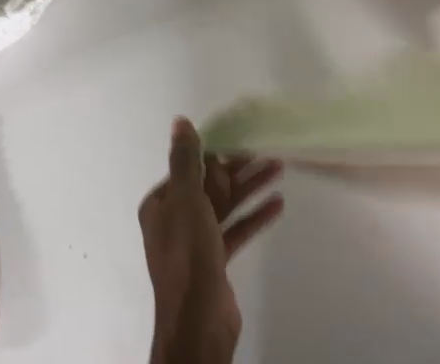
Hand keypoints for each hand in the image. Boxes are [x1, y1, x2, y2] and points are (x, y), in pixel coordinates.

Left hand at [138, 117, 283, 363]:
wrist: (197, 318)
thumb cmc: (187, 253)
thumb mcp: (186, 199)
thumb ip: (186, 160)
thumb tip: (180, 122)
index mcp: (160, 205)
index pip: (189, 169)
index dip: (216, 155)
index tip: (243, 142)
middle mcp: (174, 220)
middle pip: (210, 186)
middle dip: (239, 170)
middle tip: (269, 154)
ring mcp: (194, 242)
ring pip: (225, 206)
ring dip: (250, 188)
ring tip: (279, 169)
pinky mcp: (214, 260)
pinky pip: (235, 230)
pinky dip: (254, 216)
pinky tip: (277, 204)